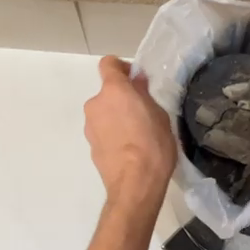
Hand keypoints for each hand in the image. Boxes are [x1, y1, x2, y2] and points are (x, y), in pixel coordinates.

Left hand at [85, 56, 176, 210]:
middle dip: (122, 98)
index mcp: (113, 91)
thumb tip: (137, 82)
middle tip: (142, 112)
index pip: (109, 64)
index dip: (122, 68)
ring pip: (104, 113)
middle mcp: (95, 105)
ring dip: (116, 117)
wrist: (135, 184)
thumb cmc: (153, 145)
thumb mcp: (159, 115)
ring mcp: (90, 127)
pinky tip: (128, 149)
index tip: (135, 80)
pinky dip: (112, 134)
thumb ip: (144, 94)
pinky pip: (102, 132)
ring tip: (136, 134)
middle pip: (107, 93)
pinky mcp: (90, 146)